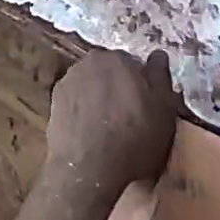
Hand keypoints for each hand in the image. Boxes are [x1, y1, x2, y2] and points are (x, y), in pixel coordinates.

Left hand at [44, 50, 178, 190]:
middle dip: (118, 87)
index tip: (146, 105)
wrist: (89, 166)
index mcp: (118, 58)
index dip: (142, 85)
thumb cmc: (134, 138)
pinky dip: (82, 108)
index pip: (134, 65)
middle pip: (110, 71)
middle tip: (128, 116)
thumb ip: (160, 77)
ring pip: (91, 83)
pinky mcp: (55, 97)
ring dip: (98, 96)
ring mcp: (69, 78)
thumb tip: (158, 54)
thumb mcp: (164, 111)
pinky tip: (89, 129)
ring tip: (107, 126)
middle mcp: (90, 61)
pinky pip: (76, 98)